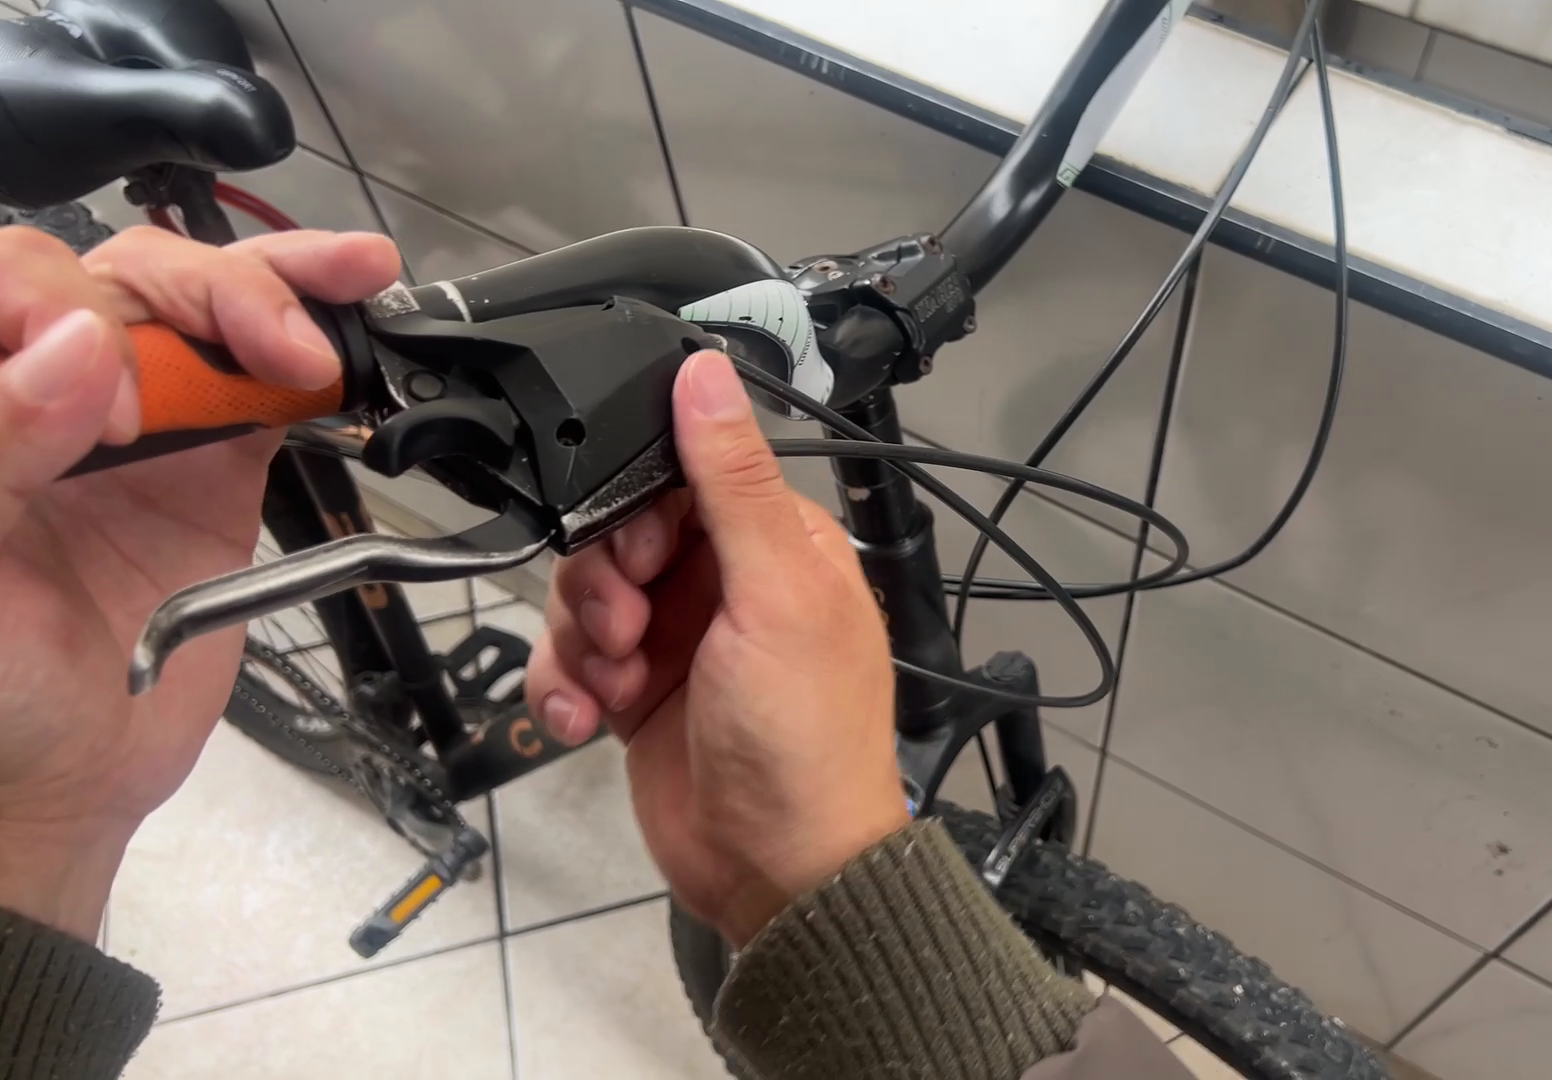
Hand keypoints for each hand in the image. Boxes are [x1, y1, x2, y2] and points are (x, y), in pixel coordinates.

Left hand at [0, 224, 400, 941]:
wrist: (64, 770)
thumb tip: (89, 346)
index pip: (9, 284)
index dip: (72, 310)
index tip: (125, 413)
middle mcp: (37, 389)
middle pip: (122, 277)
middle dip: (216, 291)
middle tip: (287, 348)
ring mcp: (140, 425)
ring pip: (204, 313)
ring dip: (283, 289)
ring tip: (361, 274)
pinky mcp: (218, 464)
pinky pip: (269, 388)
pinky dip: (320, 355)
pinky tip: (358, 328)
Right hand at [528, 350, 905, 946]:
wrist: (780, 866)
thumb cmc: (801, 730)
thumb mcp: (773, 594)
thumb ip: (733, 483)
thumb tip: (707, 375)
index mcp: (778, 544)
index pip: (688, 479)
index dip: (643, 509)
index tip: (637, 557)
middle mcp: (731, 581)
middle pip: (625, 533)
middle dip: (606, 582)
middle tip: (627, 629)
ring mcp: (683, 636)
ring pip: (588, 594)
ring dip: (583, 638)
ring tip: (618, 684)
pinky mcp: (640, 688)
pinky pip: (572, 658)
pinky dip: (565, 683)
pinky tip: (588, 718)